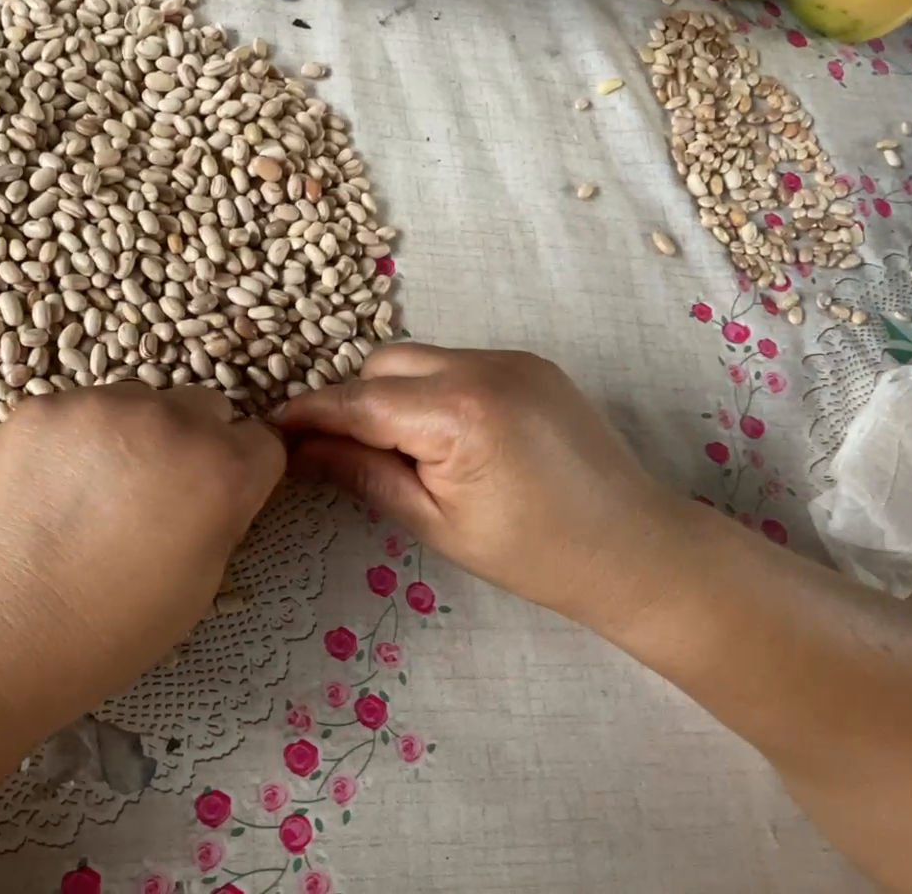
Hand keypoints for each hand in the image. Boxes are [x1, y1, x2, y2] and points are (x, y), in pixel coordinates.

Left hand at [0, 383, 284, 726]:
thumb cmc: (110, 629)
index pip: (262, 441)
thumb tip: (219, 482)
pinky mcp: (42, 404)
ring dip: (136, 433)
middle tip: (156, 492)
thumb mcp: (203, 583)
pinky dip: (80, 437)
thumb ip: (224, 513)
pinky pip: (82, 408)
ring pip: (141, 401)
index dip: (244, 472)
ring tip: (96, 490)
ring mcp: (99, 404)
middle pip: (206, 407)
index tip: (218, 496)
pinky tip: (54, 484)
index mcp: (220, 469)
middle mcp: (168, 420)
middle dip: (196, 442)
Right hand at [274, 344, 681, 625]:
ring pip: (414, 358)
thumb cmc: (532, 554)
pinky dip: (428, 389)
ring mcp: (509, 358)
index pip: (357, 401)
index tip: (274, 430)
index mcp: (457, 415)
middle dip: (352, 401)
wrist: (637, 549)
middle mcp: (481, 367)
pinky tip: (442, 432)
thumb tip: (297, 452)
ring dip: (390, 393)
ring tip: (398, 445)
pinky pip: (452, 362)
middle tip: (343, 451)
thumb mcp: (433, 522)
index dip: (310, 414)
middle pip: (381, 365)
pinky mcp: (527, 362)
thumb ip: (361, 473)